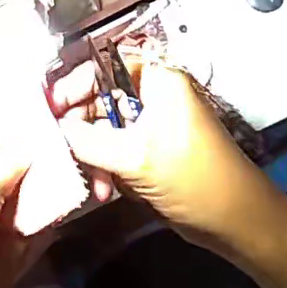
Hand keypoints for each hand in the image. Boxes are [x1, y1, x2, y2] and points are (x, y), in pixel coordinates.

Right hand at [48, 54, 286, 257]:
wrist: (236, 222)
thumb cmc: (193, 179)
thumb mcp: (134, 157)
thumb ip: (88, 140)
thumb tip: (57, 128)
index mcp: (158, 81)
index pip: (104, 65)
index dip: (74, 83)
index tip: (50, 108)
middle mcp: (155, 95)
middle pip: (101, 97)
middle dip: (82, 128)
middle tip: (62, 149)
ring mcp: (154, 124)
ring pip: (106, 127)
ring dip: (94, 155)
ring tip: (95, 184)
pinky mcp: (153, 150)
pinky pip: (117, 149)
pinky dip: (108, 167)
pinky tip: (106, 190)